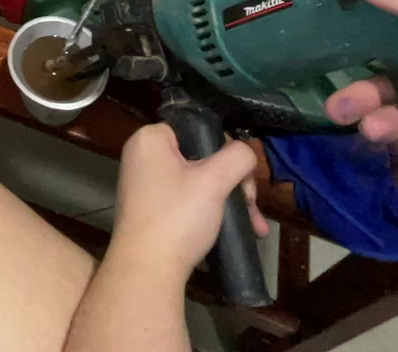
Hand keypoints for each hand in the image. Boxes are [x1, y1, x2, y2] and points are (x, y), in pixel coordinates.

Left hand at [112, 122, 258, 270]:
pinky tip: (234, 233)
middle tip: (252, 206)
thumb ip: (236, 158)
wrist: (148, 267)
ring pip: (197, 182)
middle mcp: (142, 155)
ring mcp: (144, 182)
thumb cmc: (178, 216)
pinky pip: (185, 199)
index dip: (224, 150)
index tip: (243, 178)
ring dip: (228, 202)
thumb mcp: (213, 182)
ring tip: (254, 227)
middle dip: (233, 184)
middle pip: (200, 158)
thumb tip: (245, 150)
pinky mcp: (149, 206)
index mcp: (150, 138)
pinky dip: (209, 212)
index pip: (195, 129)